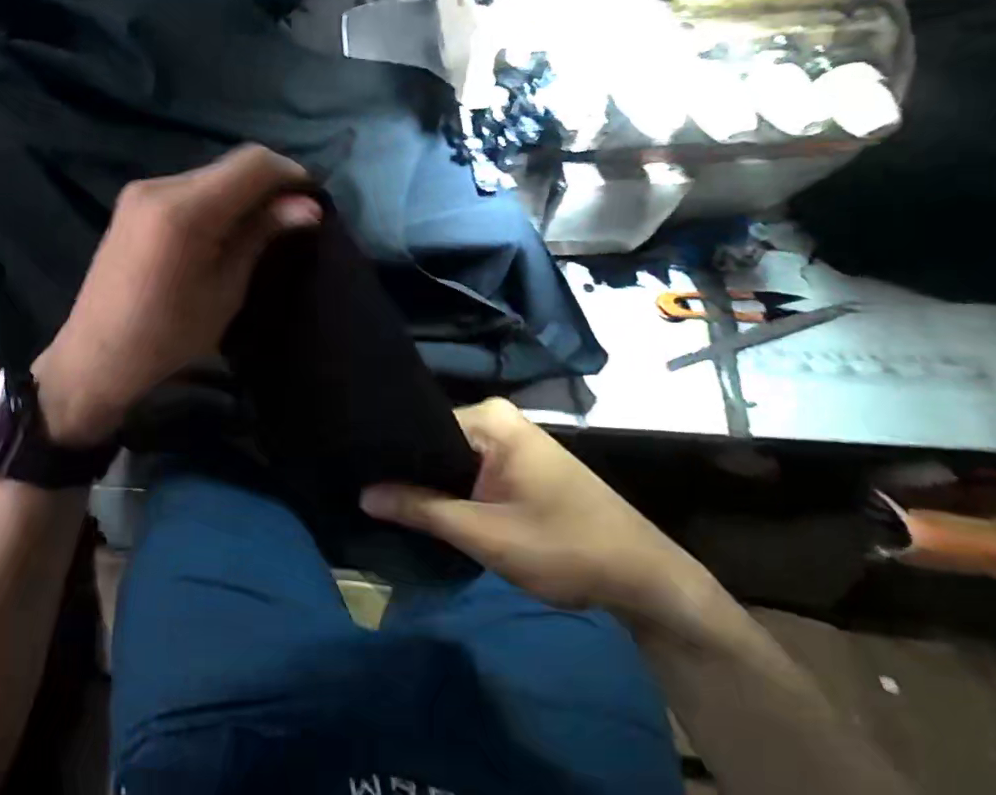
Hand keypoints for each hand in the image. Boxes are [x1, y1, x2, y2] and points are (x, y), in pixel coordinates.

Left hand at [31, 145, 321, 446]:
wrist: (97, 356)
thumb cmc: (169, 336)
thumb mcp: (226, 289)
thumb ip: (262, 236)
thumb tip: (308, 206)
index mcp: (183, 211)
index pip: (252, 164)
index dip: (290, 175)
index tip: (312, 203)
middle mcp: (159, 186)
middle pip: (232, 165)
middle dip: (269, 185)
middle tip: (293, 219)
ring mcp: (142, 190)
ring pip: (212, 175)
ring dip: (243, 192)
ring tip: (262, 227)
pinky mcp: (134, 201)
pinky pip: (190, 187)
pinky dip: (217, 199)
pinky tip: (225, 229)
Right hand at [361, 399, 728, 641]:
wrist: (641, 575)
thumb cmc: (564, 547)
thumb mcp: (486, 534)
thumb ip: (422, 511)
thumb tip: (363, 493)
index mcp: (492, 419)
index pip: (421, 426)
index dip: (390, 455)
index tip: (355, 475)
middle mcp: (500, 419)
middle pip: (435, 441)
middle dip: (407, 471)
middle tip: (363, 494)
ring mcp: (512, 442)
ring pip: (452, 460)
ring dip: (429, 485)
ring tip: (384, 502)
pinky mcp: (519, 465)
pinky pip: (471, 470)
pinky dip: (453, 491)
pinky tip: (427, 509)